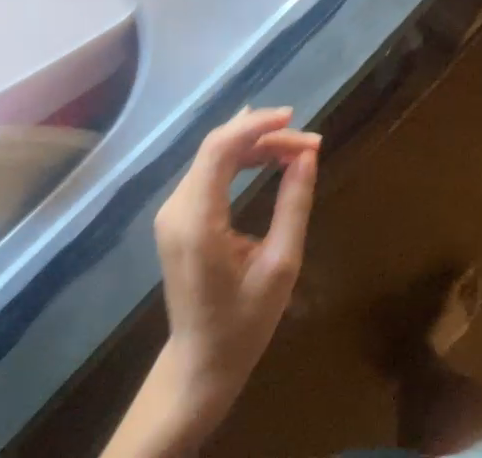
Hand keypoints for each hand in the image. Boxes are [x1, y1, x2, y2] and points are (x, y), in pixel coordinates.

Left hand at [152, 107, 319, 423]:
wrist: (201, 363)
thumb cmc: (244, 323)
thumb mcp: (281, 266)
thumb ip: (293, 205)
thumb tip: (307, 157)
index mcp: (197, 222)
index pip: (219, 150)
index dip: (256, 126)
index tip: (294, 119)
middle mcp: (176, 209)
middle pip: (217, 148)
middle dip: (264, 135)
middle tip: (309, 144)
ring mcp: (172, 212)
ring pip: (212, 156)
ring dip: (254, 145)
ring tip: (296, 148)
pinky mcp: (177, 218)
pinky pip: (208, 173)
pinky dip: (239, 159)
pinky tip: (266, 156)